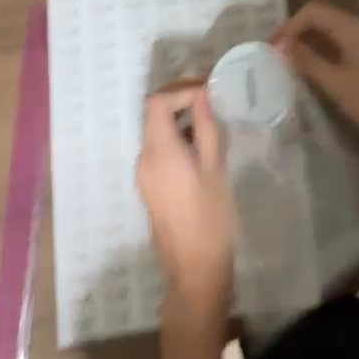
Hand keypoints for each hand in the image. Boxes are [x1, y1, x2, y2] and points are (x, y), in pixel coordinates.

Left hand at [136, 84, 235, 318]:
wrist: (195, 270)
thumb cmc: (211, 218)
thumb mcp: (215, 168)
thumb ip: (206, 128)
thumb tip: (202, 95)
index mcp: (159, 152)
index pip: (157, 103)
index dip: (181, 89)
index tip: (208, 88)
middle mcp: (144, 158)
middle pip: (153, 113)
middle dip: (180, 98)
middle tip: (211, 95)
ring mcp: (144, 173)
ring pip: (156, 130)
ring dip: (179, 116)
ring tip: (211, 115)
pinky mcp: (150, 185)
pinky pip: (159, 147)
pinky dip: (177, 134)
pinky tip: (201, 141)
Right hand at [274, 0, 358, 157]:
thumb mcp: (337, 85)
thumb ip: (308, 62)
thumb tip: (282, 46)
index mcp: (355, 29)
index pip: (314, 10)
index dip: (290, 25)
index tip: (272, 47)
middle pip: (323, 16)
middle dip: (298, 31)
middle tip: (276, 53)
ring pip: (333, 29)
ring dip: (311, 40)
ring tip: (289, 61)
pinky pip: (343, 41)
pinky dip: (325, 49)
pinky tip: (314, 68)